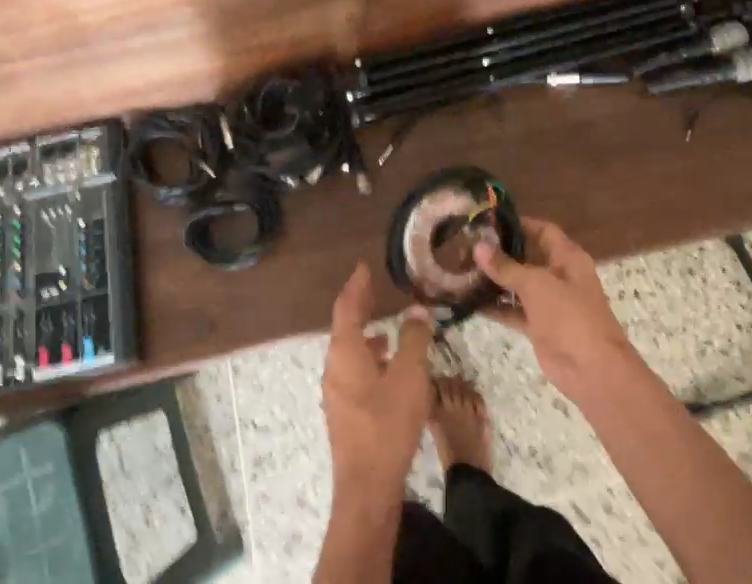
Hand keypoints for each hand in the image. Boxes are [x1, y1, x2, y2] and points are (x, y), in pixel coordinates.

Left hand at [321, 263, 434, 493]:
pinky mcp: (344, 412)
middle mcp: (334, 367)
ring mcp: (335, 392)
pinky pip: (354, 373)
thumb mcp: (410, 376)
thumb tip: (417, 311)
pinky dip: (368, 360)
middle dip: (359, 309)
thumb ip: (413, 340)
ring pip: (349, 353)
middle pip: (344, 328)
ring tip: (386, 331)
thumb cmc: (387, 424)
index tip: (362, 267)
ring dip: (366, 337)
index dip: (355, 286)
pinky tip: (387, 371)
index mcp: (344, 352)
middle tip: (374, 291)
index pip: (346, 307)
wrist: (367, 484)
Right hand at [475, 218, 636, 405]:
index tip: (486, 220)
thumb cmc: (570, 317)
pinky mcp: (538, 326)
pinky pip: (513, 310)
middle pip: (527, 256)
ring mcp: (549, 302)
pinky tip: (467, 300)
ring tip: (460, 269)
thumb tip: (478, 246)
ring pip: (517, 284)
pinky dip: (494, 306)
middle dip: (499, 252)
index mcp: (568, 258)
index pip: (542, 230)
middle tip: (466, 244)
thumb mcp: (537, 285)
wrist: (592, 370)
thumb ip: (506, 266)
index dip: (518, 223)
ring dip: (493, 279)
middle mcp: (559, 276)